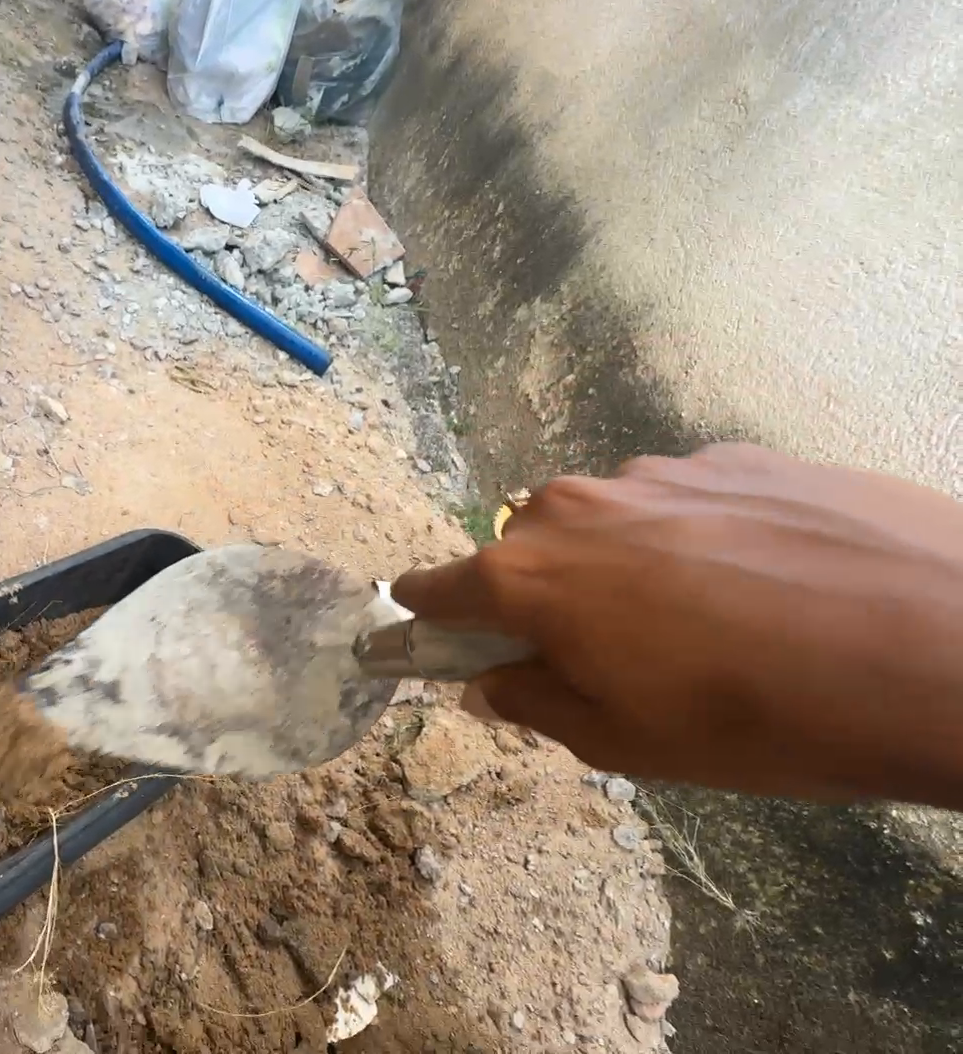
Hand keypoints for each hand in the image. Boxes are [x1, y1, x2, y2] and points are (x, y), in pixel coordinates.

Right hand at [392, 443, 962, 806]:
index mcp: (522, 578)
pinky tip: (765, 571)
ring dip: (618, 558)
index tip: (444, 635)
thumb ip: (528, 702)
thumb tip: (488, 683)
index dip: (429, 616)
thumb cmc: (760, 717)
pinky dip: (693, 530)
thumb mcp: (620, 741)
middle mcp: (566, 509)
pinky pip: (677, 496)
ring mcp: (650, 473)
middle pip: (518, 551)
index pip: (430, 586)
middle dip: (543, 593)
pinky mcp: (732, 455)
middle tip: (613, 643)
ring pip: (599, 519)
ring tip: (708, 607)